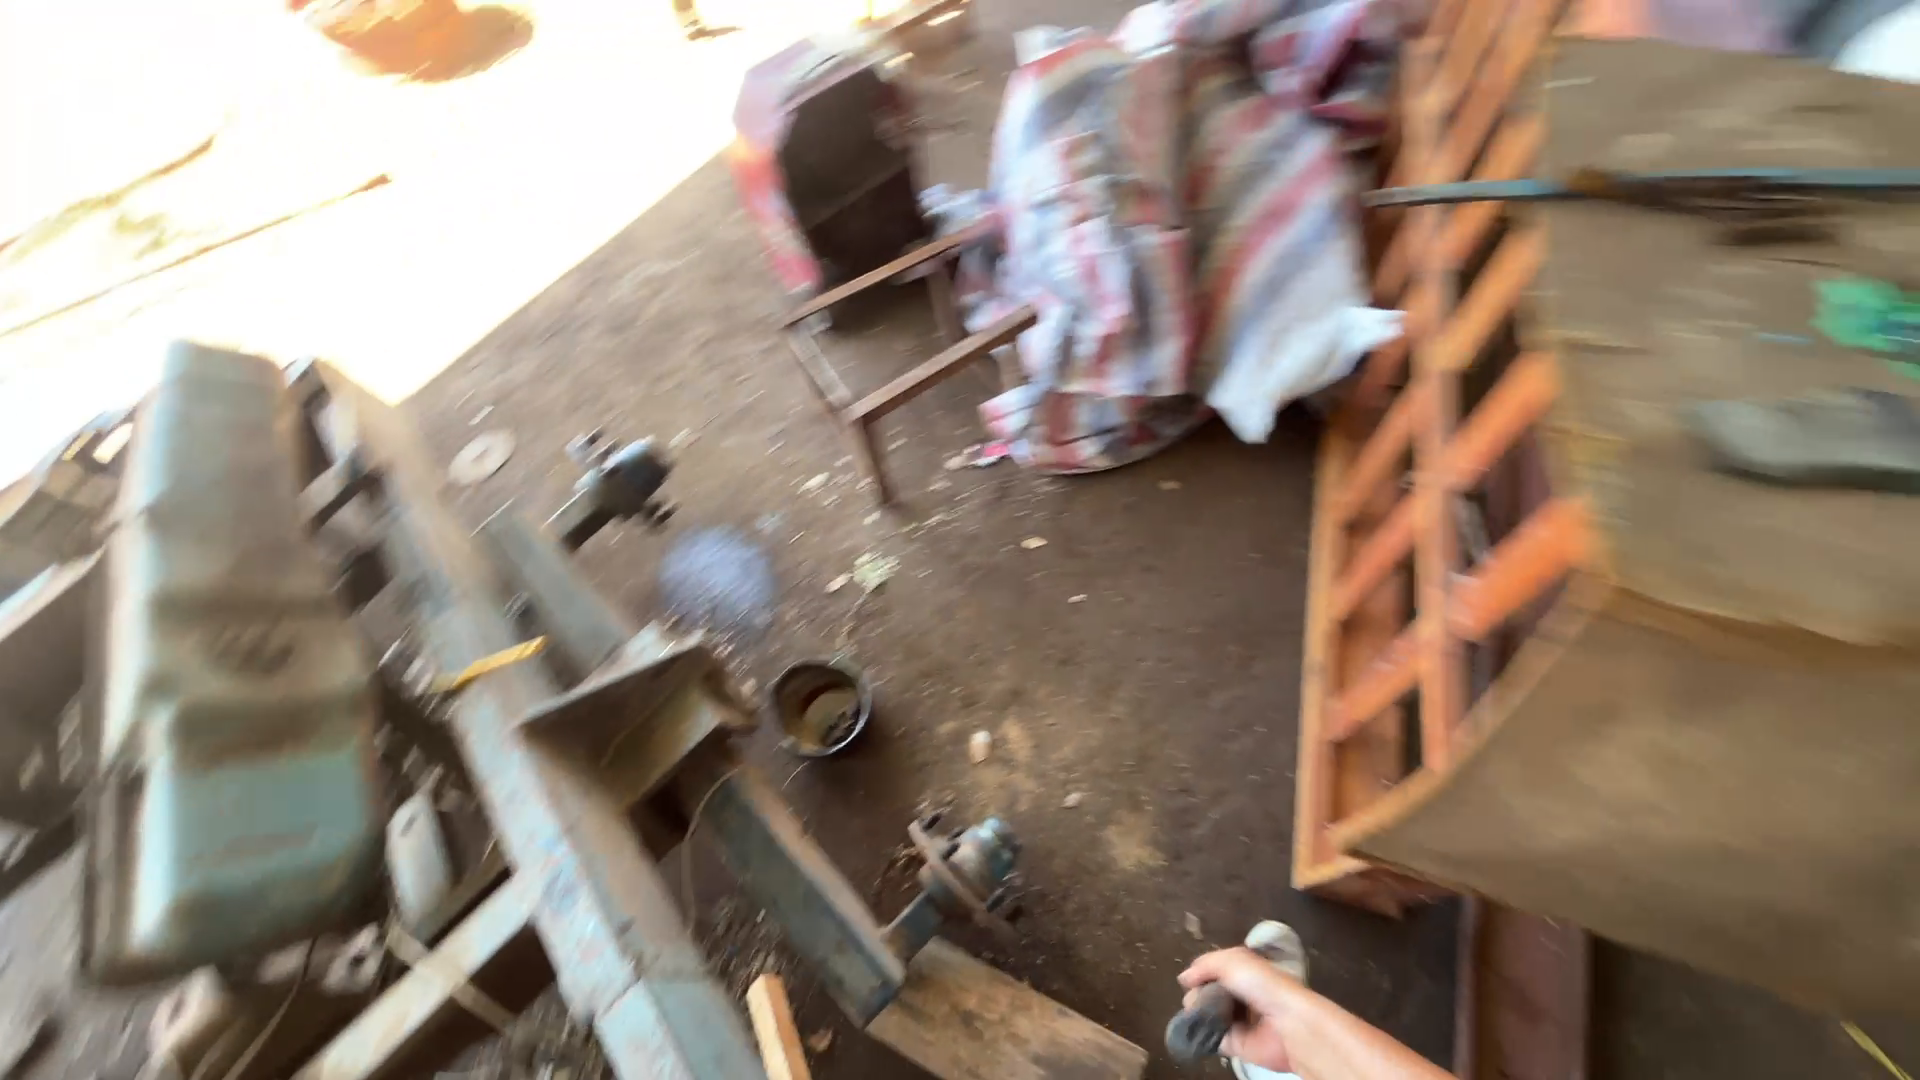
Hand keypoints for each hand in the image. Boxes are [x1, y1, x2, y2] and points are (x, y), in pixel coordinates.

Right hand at [1179, 947, 1307, 1072]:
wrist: (1288, 1025)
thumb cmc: (1262, 986)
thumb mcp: (1233, 960)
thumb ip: (1206, 964)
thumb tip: (1184, 978)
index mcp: (1242, 971)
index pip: (1213, 969)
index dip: (1199, 971)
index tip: (1188, 978)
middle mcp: (1239, 994)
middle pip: (1208, 991)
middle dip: (1196, 992)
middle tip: (1192, 997)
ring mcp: (1238, 1020)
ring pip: (1208, 1013)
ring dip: (1197, 1012)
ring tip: (1194, 1012)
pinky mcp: (1237, 1044)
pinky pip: (1213, 1037)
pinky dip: (1202, 1034)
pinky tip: (1194, 1028)